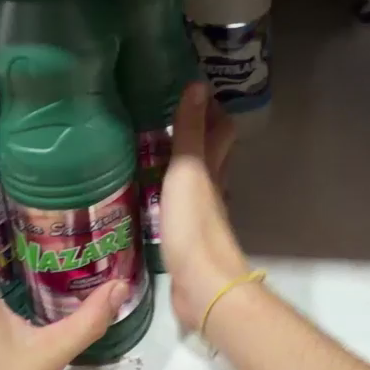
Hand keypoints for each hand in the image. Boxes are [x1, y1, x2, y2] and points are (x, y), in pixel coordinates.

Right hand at [159, 82, 250, 330]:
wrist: (201, 285)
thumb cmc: (194, 223)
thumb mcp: (187, 169)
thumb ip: (190, 131)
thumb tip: (198, 84)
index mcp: (214, 168)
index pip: (220, 129)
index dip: (211, 108)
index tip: (187, 87)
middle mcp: (212, 187)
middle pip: (210, 152)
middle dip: (195, 132)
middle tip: (162, 113)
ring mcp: (200, 213)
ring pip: (195, 177)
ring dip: (179, 161)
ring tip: (149, 146)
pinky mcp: (185, 236)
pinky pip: (178, 203)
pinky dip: (167, 190)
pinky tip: (148, 190)